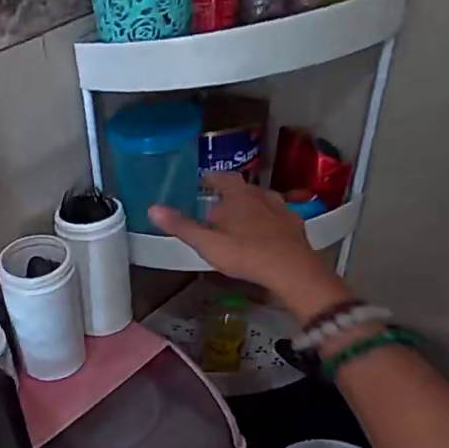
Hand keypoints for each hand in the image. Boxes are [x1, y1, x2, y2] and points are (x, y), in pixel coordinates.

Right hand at [148, 174, 350, 319]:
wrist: (291, 270)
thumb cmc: (245, 253)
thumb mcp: (207, 243)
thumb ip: (181, 226)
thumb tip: (153, 208)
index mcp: (238, 195)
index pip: (223, 177)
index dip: (212, 178)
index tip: (203, 180)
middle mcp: (262, 196)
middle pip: (244, 189)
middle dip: (232, 195)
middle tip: (219, 204)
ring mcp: (281, 210)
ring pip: (264, 202)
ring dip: (252, 208)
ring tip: (242, 220)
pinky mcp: (295, 227)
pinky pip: (279, 219)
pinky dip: (270, 223)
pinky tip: (266, 235)